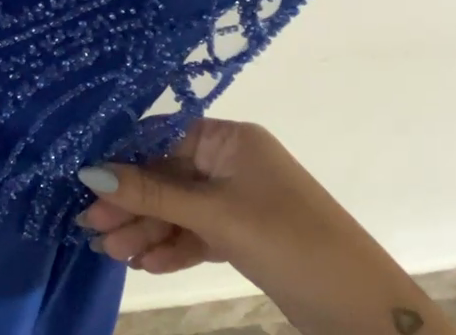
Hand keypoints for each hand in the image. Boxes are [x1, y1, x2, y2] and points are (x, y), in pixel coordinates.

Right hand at [77, 118, 355, 274]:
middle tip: (91, 227)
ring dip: (144, 230)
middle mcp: (231, 162)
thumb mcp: (216, 217)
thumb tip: (87, 172)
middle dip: (128, 205)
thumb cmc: (294, 244)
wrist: (373, 318)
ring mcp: (237, 199)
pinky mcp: (242, 234)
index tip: (82, 182)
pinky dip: (170, 246)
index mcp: (230, 140)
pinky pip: (193, 231)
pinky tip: (147, 263)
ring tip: (113, 254)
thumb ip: (150, 193)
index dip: (118, 160)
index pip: (157, 138)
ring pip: (174, 208)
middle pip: (161, 176)